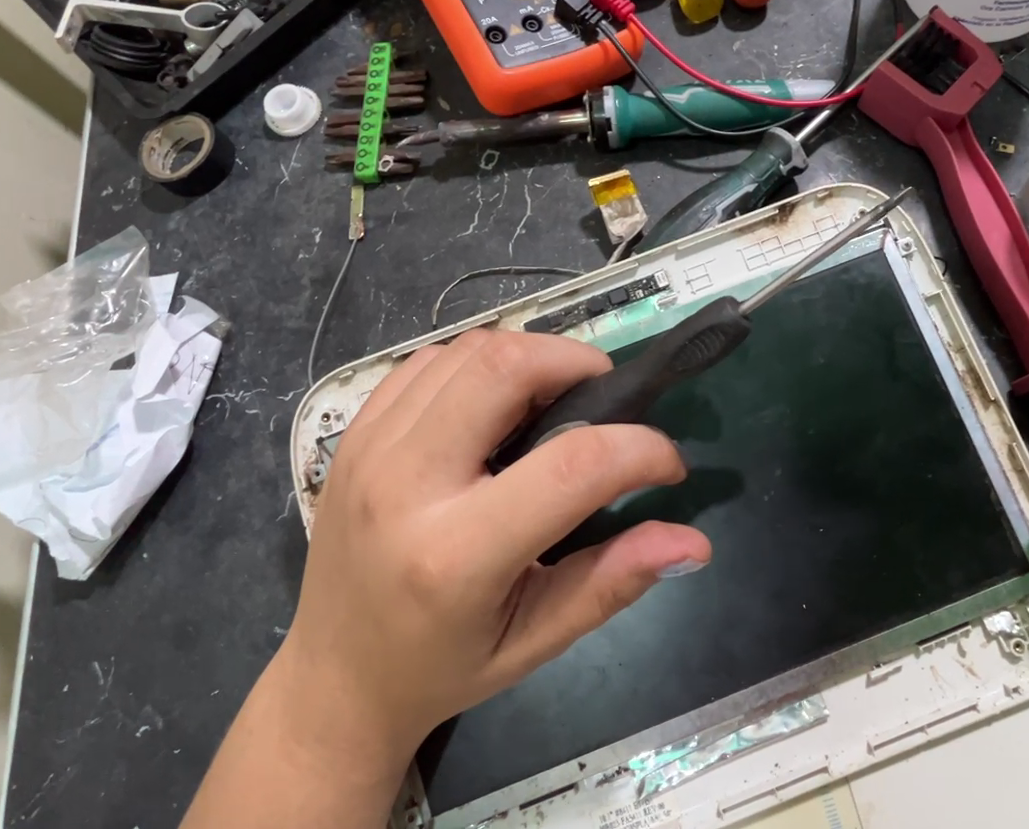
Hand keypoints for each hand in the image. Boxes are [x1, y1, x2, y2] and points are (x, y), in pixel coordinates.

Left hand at [285, 329, 710, 754]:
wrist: (334, 677)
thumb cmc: (443, 668)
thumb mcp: (535, 641)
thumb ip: (613, 582)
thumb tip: (694, 542)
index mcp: (455, 555)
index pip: (570, 466)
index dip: (640, 448)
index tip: (668, 462)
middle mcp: (404, 485)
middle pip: (504, 368)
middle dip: (575, 363)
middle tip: (605, 397)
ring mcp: (368, 449)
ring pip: (466, 351)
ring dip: (529, 358)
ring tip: (557, 400)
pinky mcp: (352, 433)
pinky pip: (428, 362)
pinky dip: (479, 364)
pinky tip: (497, 404)